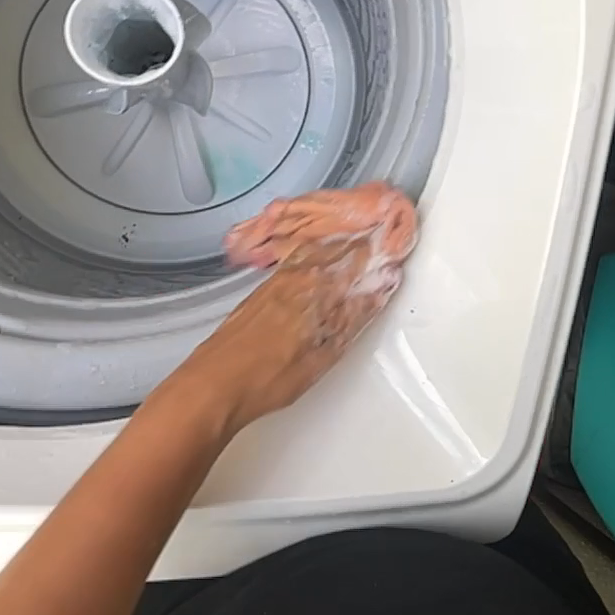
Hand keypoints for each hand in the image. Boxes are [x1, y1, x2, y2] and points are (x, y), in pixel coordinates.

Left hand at [162, 185, 417, 432]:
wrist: (215, 384)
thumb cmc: (270, 375)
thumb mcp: (325, 352)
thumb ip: (356, 314)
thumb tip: (383, 284)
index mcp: (320, 286)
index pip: (361, 256)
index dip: (382, 246)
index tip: (400, 236)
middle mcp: (301, 274)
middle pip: (342, 248)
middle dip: (367, 240)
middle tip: (388, 231)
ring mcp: (280, 278)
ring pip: (321, 250)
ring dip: (344, 243)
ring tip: (362, 240)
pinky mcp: (266, 288)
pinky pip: (302, 258)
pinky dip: (321, 252)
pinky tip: (324, 256)